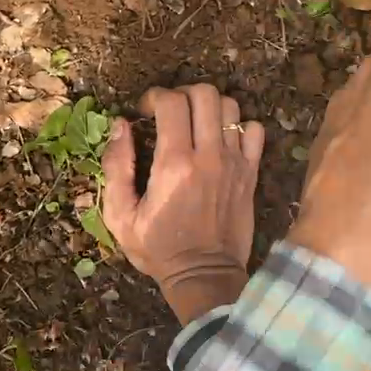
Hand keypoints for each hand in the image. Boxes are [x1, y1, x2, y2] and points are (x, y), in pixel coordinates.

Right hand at [102, 85, 265, 324]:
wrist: (204, 276)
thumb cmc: (157, 248)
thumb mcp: (121, 215)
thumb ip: (116, 167)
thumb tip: (120, 125)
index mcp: (174, 164)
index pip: (170, 102)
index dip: (153, 97)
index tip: (144, 112)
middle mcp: (208, 156)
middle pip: (205, 94)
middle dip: (182, 94)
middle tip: (169, 113)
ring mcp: (235, 163)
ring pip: (231, 107)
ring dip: (209, 107)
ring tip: (194, 123)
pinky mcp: (251, 174)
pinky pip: (254, 130)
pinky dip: (238, 126)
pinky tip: (221, 140)